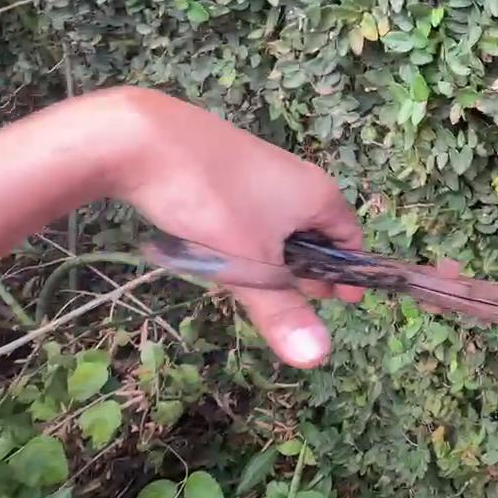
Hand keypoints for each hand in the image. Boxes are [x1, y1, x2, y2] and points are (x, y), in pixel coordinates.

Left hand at [101, 88, 363, 367]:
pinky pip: (258, 207)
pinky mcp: (233, 166)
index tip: (341, 303)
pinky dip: (255, 233)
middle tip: (301, 301)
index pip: (350, 238)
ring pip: (284, 219)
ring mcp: (265, 168)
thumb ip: (281, 310)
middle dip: (313, 267)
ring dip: (281, 252)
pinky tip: (226, 250)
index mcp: (319, 195)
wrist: (147, 140)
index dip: (348, 273)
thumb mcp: (248, 263)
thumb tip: (319, 358)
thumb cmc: (213, 200)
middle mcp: (300, 177)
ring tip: (261, 282)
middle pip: (319, 229)